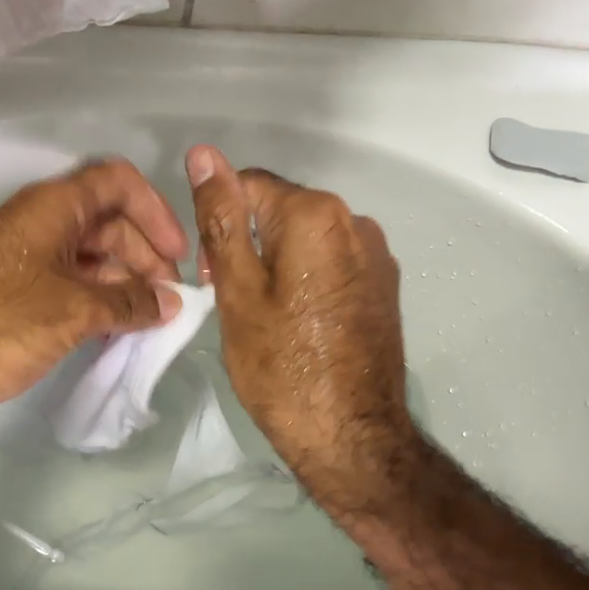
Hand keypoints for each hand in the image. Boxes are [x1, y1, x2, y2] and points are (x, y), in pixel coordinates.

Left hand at [0, 158, 187, 444]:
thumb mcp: (71, 310)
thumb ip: (127, 303)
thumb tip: (168, 302)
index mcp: (49, 208)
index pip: (115, 183)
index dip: (154, 210)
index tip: (178, 257)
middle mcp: (34, 229)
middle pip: (103, 226)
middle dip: (142, 258)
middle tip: (167, 305)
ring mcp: (18, 268)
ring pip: (83, 264)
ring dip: (118, 289)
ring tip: (145, 326)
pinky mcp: (6, 306)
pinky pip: (62, 296)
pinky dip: (90, 310)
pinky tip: (108, 339)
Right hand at [186, 144, 415, 517]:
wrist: (349, 435)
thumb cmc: (280, 366)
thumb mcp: (236, 291)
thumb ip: (220, 219)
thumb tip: (204, 154)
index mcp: (315, 214)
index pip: (247, 184)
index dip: (217, 224)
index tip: (208, 276)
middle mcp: (355, 221)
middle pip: (279, 210)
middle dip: (246, 243)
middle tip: (230, 302)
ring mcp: (376, 255)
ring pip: (304, 240)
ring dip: (275, 263)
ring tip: (262, 318)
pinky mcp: (384, 285)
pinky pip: (330, 264)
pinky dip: (304, 281)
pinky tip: (296, 325)